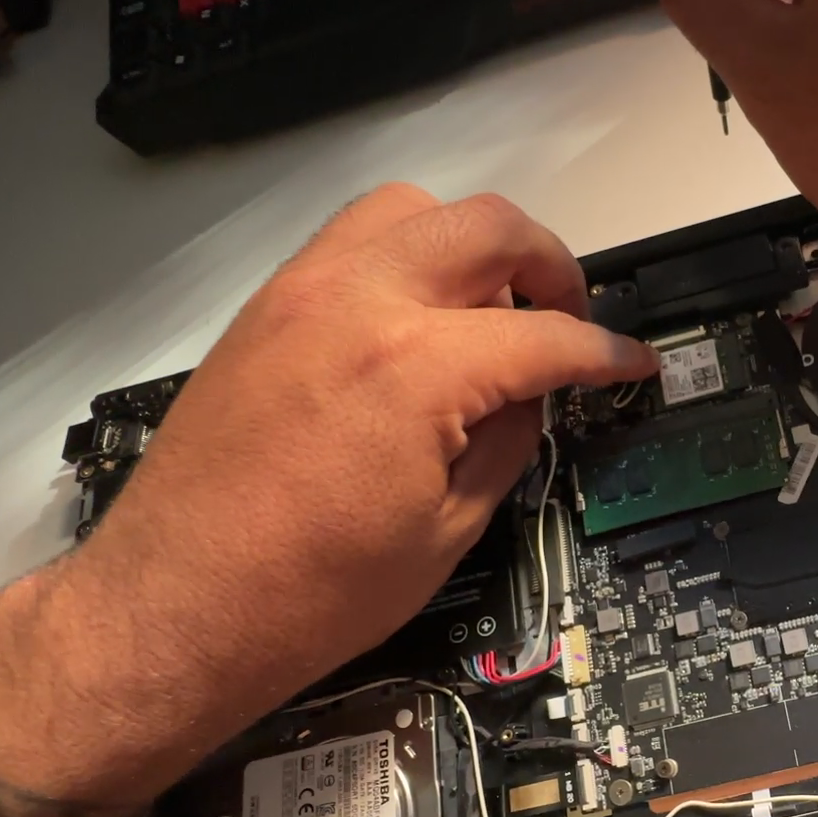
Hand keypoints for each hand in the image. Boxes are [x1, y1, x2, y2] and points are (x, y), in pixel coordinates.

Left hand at [0, 186, 655, 800]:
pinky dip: (416, 257)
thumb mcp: (455, 523)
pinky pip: (361, 240)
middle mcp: (362, 301)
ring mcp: (305, 292)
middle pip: (489, 226)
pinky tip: (429, 321)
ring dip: (478, 247)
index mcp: (419, 368)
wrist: (179, 607)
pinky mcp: (270, 306)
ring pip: (418, 209)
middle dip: (553, 267)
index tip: (638, 363)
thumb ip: (511, 435)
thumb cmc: (326, 590)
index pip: (546, 336)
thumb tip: (537, 390)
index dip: (608, 352)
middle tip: (570, 320)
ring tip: (496, 311)